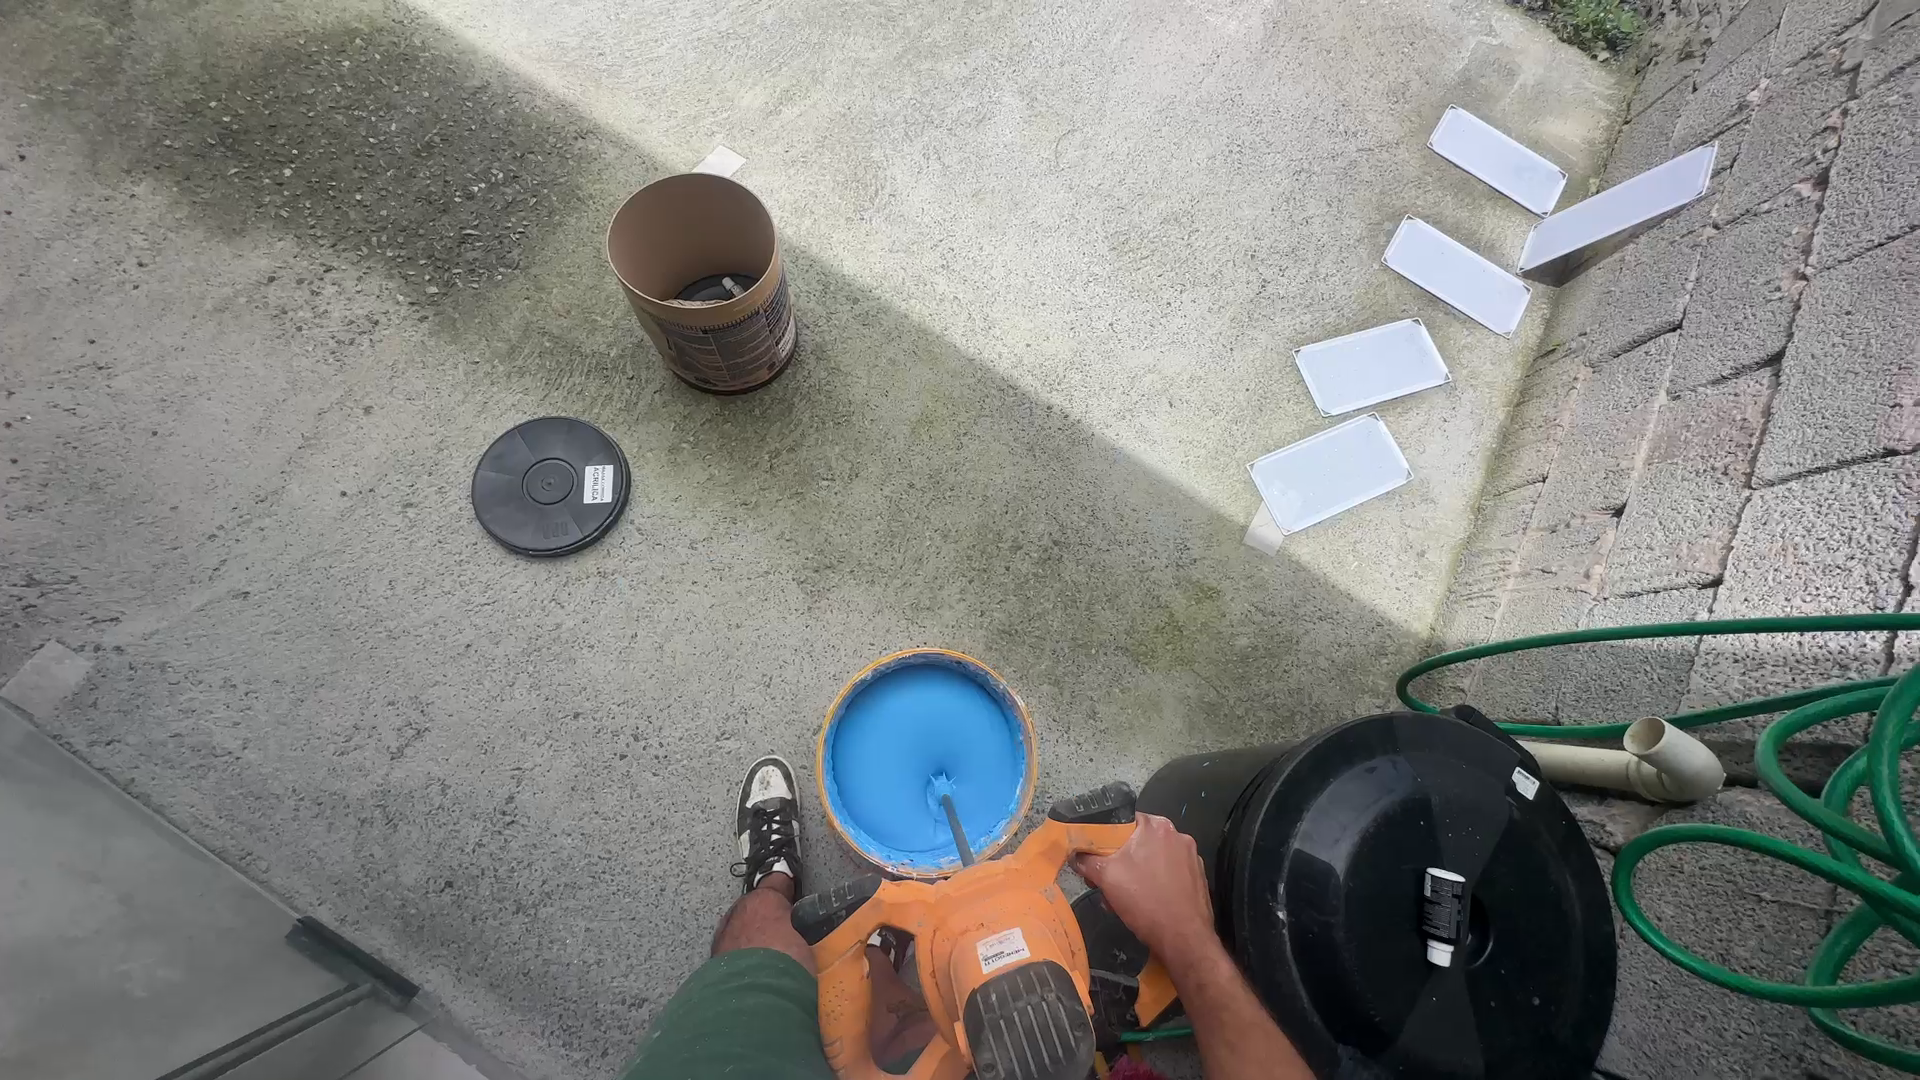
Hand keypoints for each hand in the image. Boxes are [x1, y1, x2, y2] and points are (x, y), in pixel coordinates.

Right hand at [1072, 813, 1216, 961]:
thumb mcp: (1106, 878)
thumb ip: (1087, 860)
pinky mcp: (1198, 879)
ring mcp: (1191, 858)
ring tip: (1126, 898)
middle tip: (1109, 882)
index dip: (1106, 839)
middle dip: (1121, 861)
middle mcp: (1177, 836)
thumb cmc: (1146, 903)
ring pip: (1153, 860)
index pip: (1123, 821)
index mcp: (1156, 826)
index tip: (1098, 857)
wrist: (1185, 942)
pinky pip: (1170, 875)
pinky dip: (1157, 885)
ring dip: (1138, 874)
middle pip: (1138, 842)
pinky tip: (1148, 904)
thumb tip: (1076, 856)